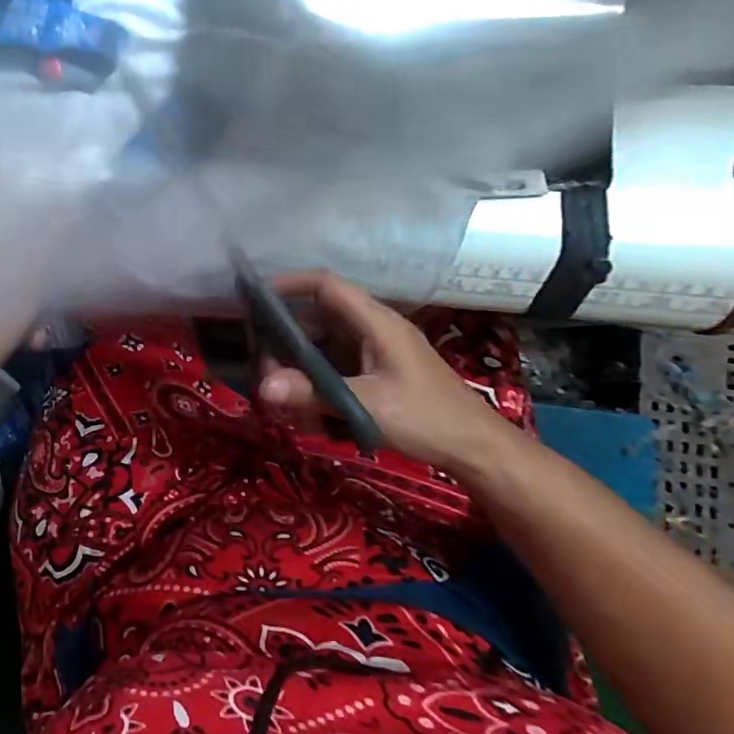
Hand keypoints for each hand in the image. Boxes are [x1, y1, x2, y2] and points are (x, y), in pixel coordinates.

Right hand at [257, 270, 520, 474]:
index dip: (290, 283)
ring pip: (323, 348)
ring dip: (300, 368)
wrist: (477, 450)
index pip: (327, 285)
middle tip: (263, 368)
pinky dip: (317, 385)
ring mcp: (375, 353)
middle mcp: (373, 330)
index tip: (255, 296)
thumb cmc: (428, 419)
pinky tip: (308, 414)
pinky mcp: (376, 375)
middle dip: (286, 340)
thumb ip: (314, 393)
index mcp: (377, 323)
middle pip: (318, 319)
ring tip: (281, 395)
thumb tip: (263, 386)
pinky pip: (335, 371)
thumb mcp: (368, 406)